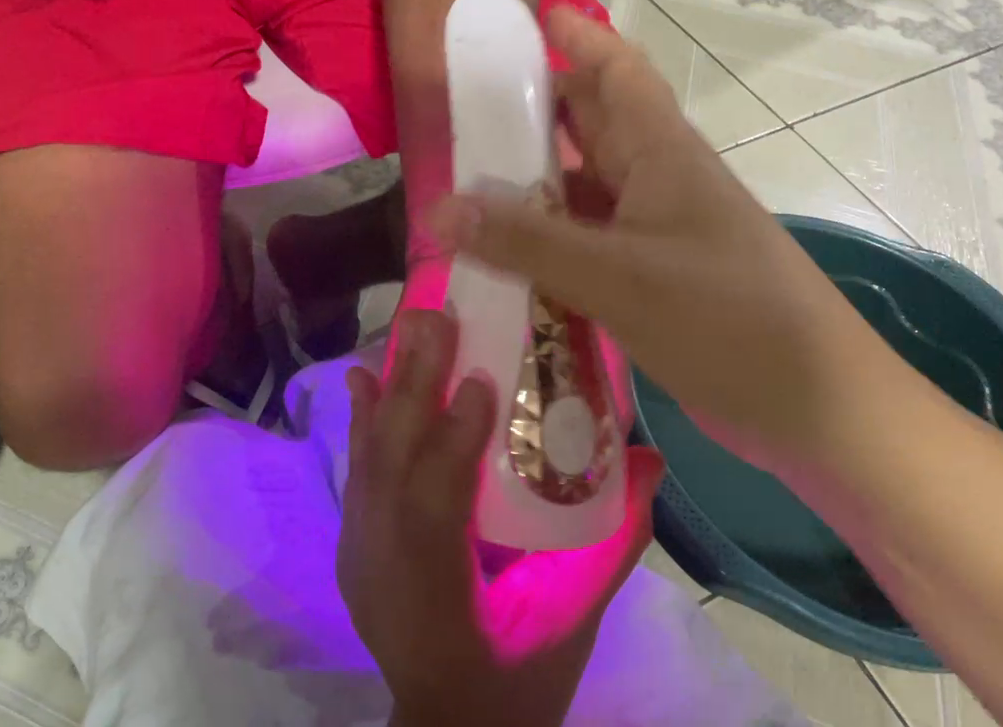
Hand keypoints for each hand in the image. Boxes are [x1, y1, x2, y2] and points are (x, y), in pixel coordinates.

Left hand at [339, 310, 664, 726]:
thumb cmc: (518, 683)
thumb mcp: (573, 623)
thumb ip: (610, 546)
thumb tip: (650, 459)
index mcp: (437, 595)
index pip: (434, 505)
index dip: (453, 439)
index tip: (480, 378)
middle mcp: (382, 566)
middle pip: (392, 464)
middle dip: (411, 388)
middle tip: (433, 319)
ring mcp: (358, 554)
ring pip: (368, 460)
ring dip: (387, 390)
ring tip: (406, 328)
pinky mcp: (353, 544)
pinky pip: (356, 473)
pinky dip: (361, 421)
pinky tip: (361, 377)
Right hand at [428, 9, 900, 474]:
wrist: (815, 411)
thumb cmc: (728, 321)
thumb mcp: (620, 277)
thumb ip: (527, 243)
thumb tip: (438, 208)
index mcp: (662, 156)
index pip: (618, 73)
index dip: (580, 38)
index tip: (531, 16)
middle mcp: (657, 185)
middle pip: (591, 129)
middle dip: (536, 112)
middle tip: (467, 110)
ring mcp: (655, 237)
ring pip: (582, 192)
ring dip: (532, 186)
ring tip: (466, 184)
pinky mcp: (650, 283)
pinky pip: (584, 246)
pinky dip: (544, 245)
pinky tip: (502, 259)